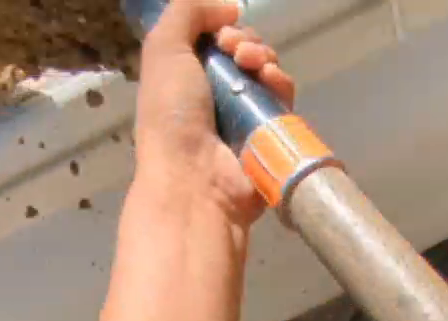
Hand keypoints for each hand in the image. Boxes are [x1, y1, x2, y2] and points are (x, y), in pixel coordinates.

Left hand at [132, 0, 297, 226]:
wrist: (194, 177)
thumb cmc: (172, 114)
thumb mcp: (163, 47)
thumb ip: (188, 11)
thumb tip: (229, 9)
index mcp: (190, 80)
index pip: (217, 42)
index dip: (223, 28)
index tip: (220, 35)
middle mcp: (219, 99)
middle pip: (247, 54)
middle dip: (246, 41)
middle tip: (235, 52)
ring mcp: (247, 120)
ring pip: (268, 74)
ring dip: (264, 58)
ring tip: (252, 66)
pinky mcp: (271, 140)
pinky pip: (284, 102)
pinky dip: (280, 84)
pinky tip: (269, 82)